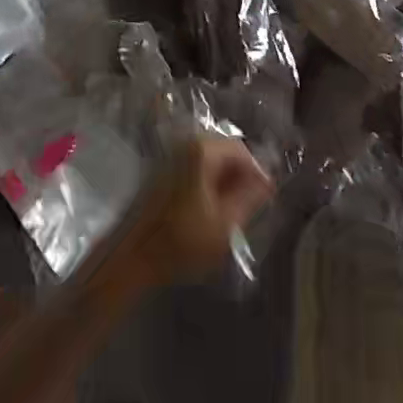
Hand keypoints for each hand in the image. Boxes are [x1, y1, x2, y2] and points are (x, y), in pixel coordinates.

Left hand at [124, 136, 273, 281]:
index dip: (257, 172)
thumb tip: (267, 182)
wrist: (134, 256)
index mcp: (202, 152)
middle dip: (241, 175)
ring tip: (235, 209)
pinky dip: (208, 184)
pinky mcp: (162, 171)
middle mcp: (185, 145)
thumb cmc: (182, 240)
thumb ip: (250, 197)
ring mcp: (171, 157)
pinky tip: (212, 209)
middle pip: (225, 152)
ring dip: (226, 181)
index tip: (267, 195)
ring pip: (210, 162)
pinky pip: (195, 169)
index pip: (242, 150)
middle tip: (253, 203)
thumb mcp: (225, 223)